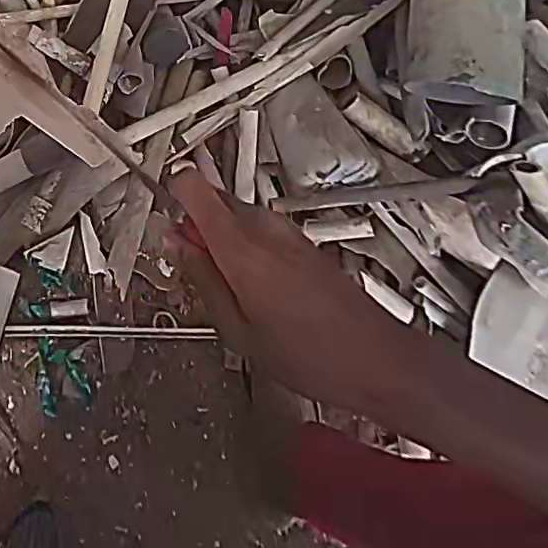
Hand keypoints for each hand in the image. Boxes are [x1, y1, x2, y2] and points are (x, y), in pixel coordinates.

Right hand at [167, 168, 432, 421]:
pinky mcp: (302, 239)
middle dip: (195, 224)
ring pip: (234, 212)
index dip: (171, 194)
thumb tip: (175, 243)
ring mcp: (286, 230)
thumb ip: (201, 277)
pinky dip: (245, 244)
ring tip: (230, 286)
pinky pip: (257, 226)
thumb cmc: (311, 356)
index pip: (192, 186)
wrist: (381, 362)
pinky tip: (257, 289)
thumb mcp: (237, 329)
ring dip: (220, 236)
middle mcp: (263, 226)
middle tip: (195, 265)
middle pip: (211, 197)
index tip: (166, 219)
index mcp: (240, 246)